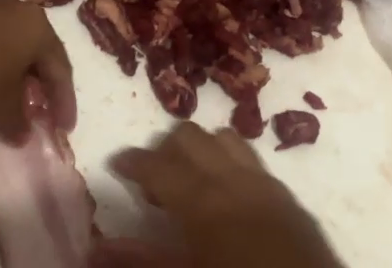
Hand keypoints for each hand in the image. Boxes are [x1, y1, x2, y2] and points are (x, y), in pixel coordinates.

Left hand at [0, 0, 74, 137]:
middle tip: (39, 111)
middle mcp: (13, 8)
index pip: (60, 67)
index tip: (63, 129)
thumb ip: (20, 123)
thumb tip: (23, 131)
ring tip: (7, 100)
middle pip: (34, 49)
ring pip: (7, 43)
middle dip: (38, 83)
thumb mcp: (4, 112)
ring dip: (11, 72)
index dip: (63, 101)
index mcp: (36, 26)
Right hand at [100, 123, 343, 267]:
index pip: (155, 164)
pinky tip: (229, 198)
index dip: (131, 161)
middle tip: (155, 185)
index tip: (116, 166)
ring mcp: (266, 185)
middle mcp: (233, 180)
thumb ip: (144, 258)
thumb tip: (101, 246)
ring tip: (192, 184)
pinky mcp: (291, 199)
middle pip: (188, 136)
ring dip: (202, 151)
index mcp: (203, 202)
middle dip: (165, 151)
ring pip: (223, 138)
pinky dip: (232, 166)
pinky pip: (253, 162)